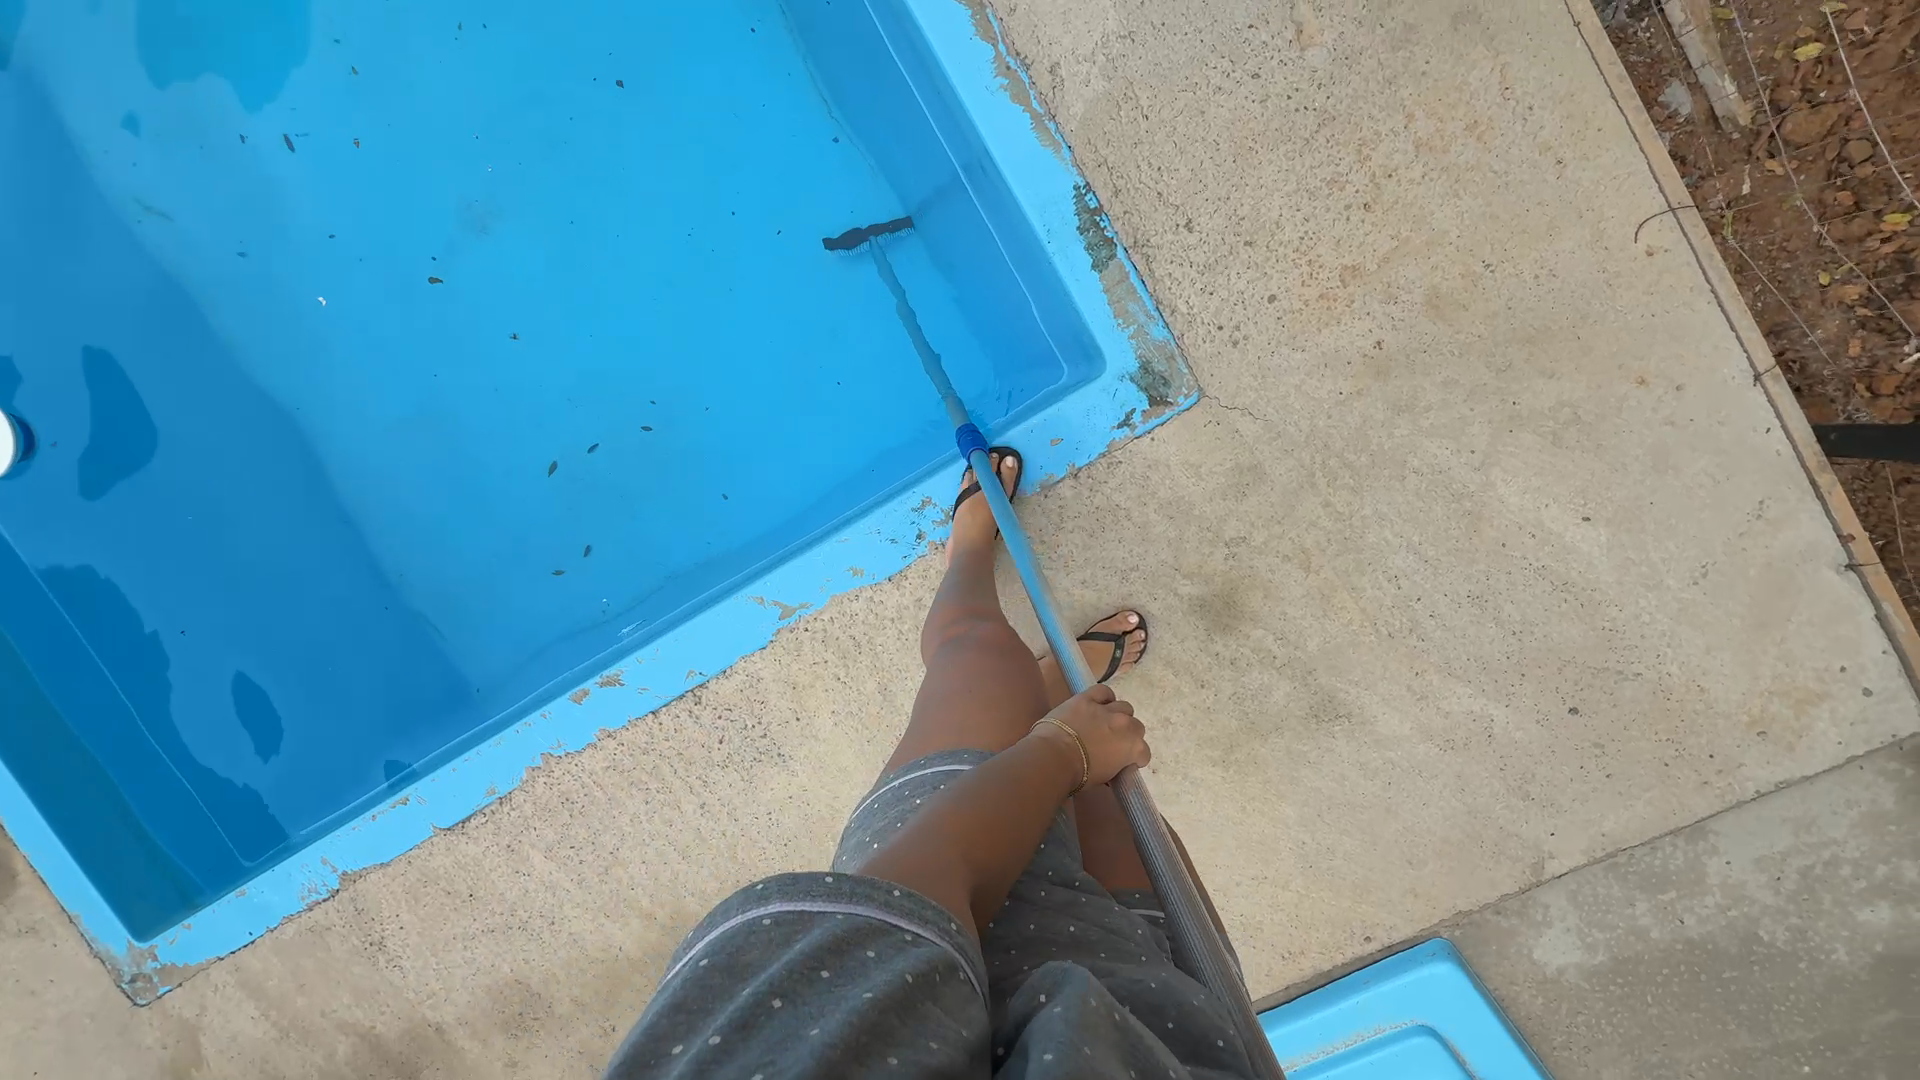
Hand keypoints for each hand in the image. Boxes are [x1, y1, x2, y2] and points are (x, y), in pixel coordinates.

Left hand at [1033, 684, 1150, 787]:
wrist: (1055, 757)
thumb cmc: (1080, 775)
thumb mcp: (1106, 777)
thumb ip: (1116, 766)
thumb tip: (1115, 765)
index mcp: (1133, 747)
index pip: (1143, 752)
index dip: (1134, 758)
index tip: (1124, 762)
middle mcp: (1125, 724)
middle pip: (1136, 726)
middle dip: (1127, 735)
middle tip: (1113, 743)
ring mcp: (1106, 709)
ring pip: (1124, 707)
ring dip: (1118, 715)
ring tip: (1104, 723)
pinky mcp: (1087, 698)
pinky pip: (1103, 691)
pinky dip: (1103, 697)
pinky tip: (1097, 704)